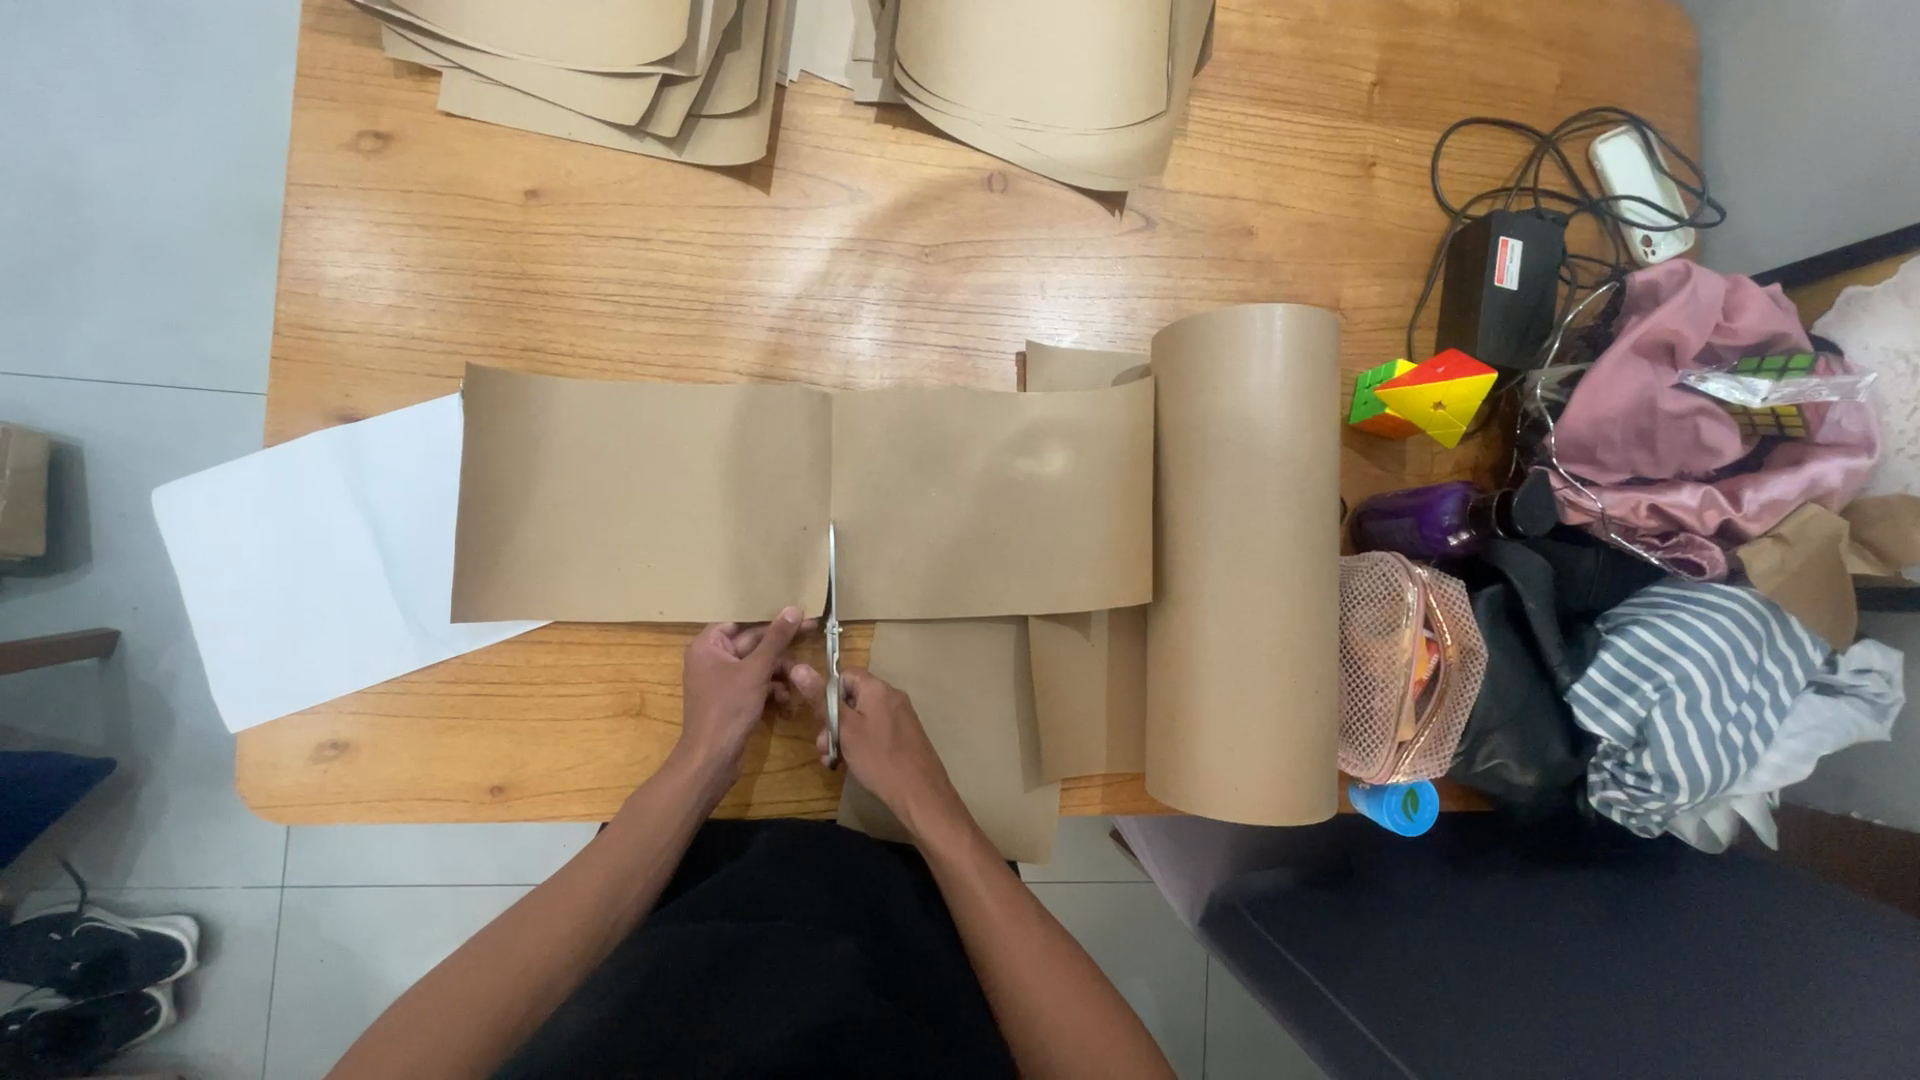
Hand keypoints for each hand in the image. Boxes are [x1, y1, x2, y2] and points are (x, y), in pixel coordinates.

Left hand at [676, 609, 804, 784]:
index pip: (739, 620)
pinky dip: (771, 687)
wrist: (712, 758)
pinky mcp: (732, 699)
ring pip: (757, 664)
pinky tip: (786, 697)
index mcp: (707, 645)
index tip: (794, 611)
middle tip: (810, 632)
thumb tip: (793, 609)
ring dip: (778, 670)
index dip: (767, 616)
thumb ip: (776, 639)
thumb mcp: (756, 670)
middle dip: (779, 648)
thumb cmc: (728, 708)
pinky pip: (755, 683)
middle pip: (751, 642)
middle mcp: (711, 659)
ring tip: (798, 676)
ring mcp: (722, 680)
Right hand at [786, 663, 964, 835]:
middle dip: (832, 722)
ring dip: (843, 737)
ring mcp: (900, 716)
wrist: (919, 792)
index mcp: (877, 688)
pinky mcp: (904, 735)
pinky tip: (850, 764)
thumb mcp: (844, 729)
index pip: (846, 676)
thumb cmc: (878, 757)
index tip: (819, 718)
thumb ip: (821, 700)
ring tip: (833, 760)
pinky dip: (860, 743)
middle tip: (824, 747)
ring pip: (862, 719)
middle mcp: (891, 696)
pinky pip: (875, 731)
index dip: (828, 694)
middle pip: (852, 699)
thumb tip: (798, 666)